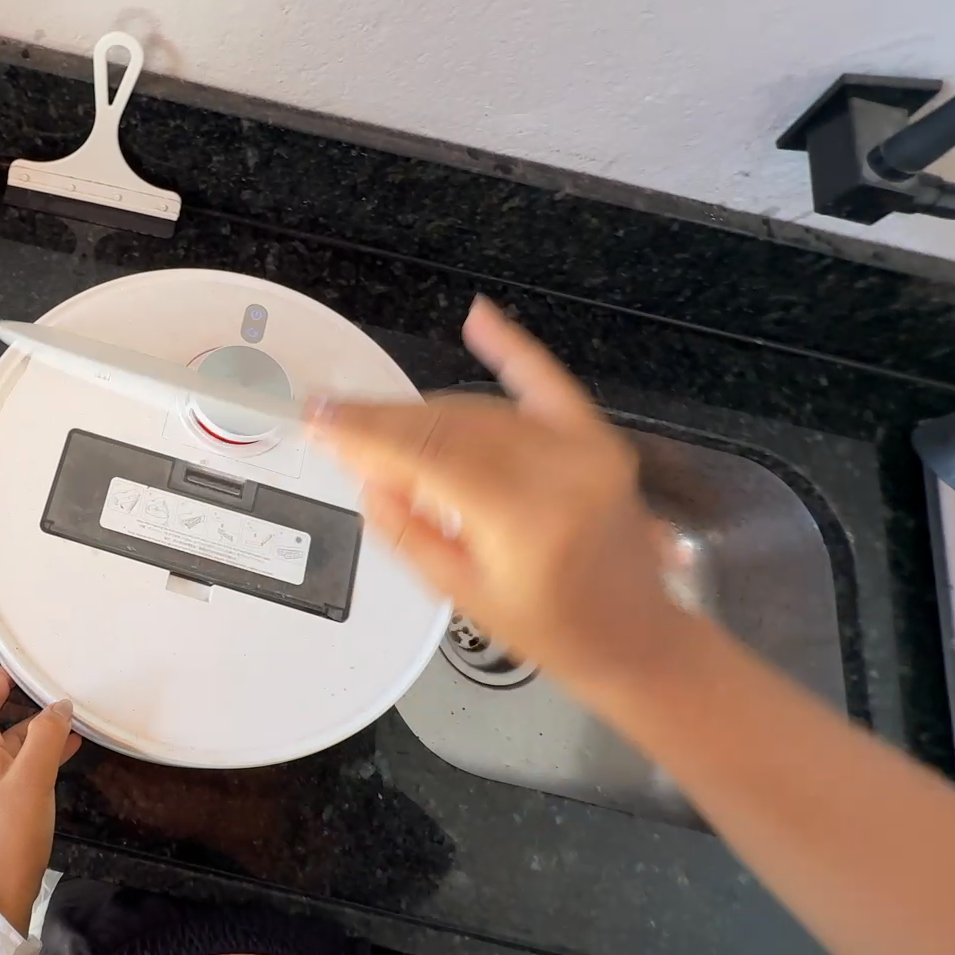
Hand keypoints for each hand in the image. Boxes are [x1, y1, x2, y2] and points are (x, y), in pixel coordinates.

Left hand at [0, 615, 81, 931]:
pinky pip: (31, 752)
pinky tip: (74, 738)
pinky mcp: (14, 789)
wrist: (3, 885)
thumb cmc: (10, 832)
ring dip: (35, 711)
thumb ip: (47, 738)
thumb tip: (59, 706)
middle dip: (4, 677)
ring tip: (61, 694)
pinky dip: (50, 741)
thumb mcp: (32, 780)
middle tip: (21, 653)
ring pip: (16, 728)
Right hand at [306, 297, 695, 691]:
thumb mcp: (456, 590)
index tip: (318, 420)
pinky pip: (544, 382)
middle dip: (379, 419)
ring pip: (475, 407)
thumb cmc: (550, 627)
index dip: (361, 432)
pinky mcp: (594, 438)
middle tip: (330, 418)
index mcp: (522, 518)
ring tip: (372, 420)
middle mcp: (559, 471)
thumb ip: (404, 527)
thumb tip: (364, 472)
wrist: (636, 635)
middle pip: (445, 423)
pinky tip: (480, 320)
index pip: (423, 454)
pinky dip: (509, 348)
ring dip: (415, 410)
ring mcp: (582, 448)